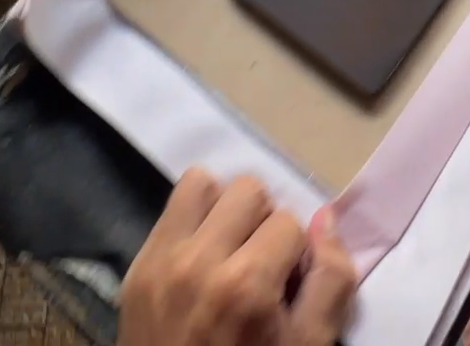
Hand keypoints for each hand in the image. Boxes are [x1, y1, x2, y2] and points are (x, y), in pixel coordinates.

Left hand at [119, 170, 357, 345]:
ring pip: (204, 184)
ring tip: (228, 249)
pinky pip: (172, 205)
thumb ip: (331, 281)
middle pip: (248, 190)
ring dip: (223, 210)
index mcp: (248, 286)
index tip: (285, 286)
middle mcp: (201, 262)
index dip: (295, 254)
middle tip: (259, 262)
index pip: (289, 223)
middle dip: (262, 222)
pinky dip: (192, 219)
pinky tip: (200, 255)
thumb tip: (326, 218)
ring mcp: (163, 261)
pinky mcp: (138, 265)